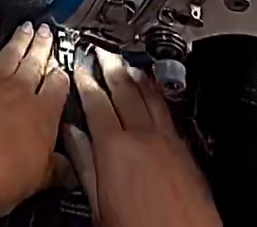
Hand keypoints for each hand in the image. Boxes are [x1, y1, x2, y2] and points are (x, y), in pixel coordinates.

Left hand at [0, 12, 69, 215]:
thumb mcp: (34, 180)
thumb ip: (53, 170)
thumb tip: (71, 172)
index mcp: (43, 114)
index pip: (58, 89)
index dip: (61, 78)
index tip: (63, 71)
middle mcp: (23, 89)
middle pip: (37, 63)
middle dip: (43, 48)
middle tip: (48, 33)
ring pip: (13, 51)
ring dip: (21, 38)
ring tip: (29, 25)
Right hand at [65, 48, 220, 226]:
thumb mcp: (99, 207)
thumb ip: (85, 166)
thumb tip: (73, 138)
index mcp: (115, 148)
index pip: (96, 102)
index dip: (86, 80)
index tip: (80, 65)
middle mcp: (142, 135)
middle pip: (123, 89)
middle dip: (110, 65)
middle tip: (102, 51)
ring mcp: (165, 138)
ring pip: (148, 93)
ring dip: (134, 74)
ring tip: (126, 62)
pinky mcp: (183, 146)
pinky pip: (165, 107)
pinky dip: (155, 92)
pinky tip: (153, 90)